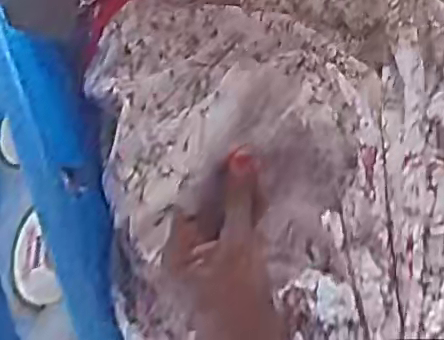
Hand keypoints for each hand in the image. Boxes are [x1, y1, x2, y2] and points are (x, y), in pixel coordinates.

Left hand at [164, 149, 284, 339]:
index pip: (191, 200)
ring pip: (227, 212)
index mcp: (178, 250)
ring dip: (244, 190)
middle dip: (230, 179)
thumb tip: (241, 155)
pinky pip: (240, 224)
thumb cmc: (236, 296)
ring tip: (261, 164)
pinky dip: (252, 208)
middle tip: (252, 150)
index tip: (232, 146)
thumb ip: (239, 199)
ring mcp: (213, 255)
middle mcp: (191, 250)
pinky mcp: (234, 259)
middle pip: (209, 205)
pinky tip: (265, 189)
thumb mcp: (238, 243)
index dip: (210, 173)